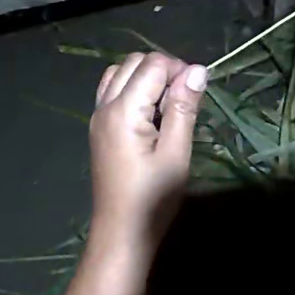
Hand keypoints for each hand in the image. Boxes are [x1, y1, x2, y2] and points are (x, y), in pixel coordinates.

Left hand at [89, 52, 206, 250]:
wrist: (121, 233)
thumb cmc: (153, 198)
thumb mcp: (176, 154)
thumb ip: (183, 108)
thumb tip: (197, 70)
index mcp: (123, 110)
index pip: (153, 65)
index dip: (179, 70)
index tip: (197, 94)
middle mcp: (104, 106)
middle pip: (134, 62)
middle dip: (163, 69)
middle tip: (185, 99)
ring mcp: (97, 116)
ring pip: (120, 73)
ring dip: (146, 77)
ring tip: (168, 105)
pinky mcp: (98, 128)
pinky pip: (112, 90)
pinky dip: (132, 88)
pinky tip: (150, 113)